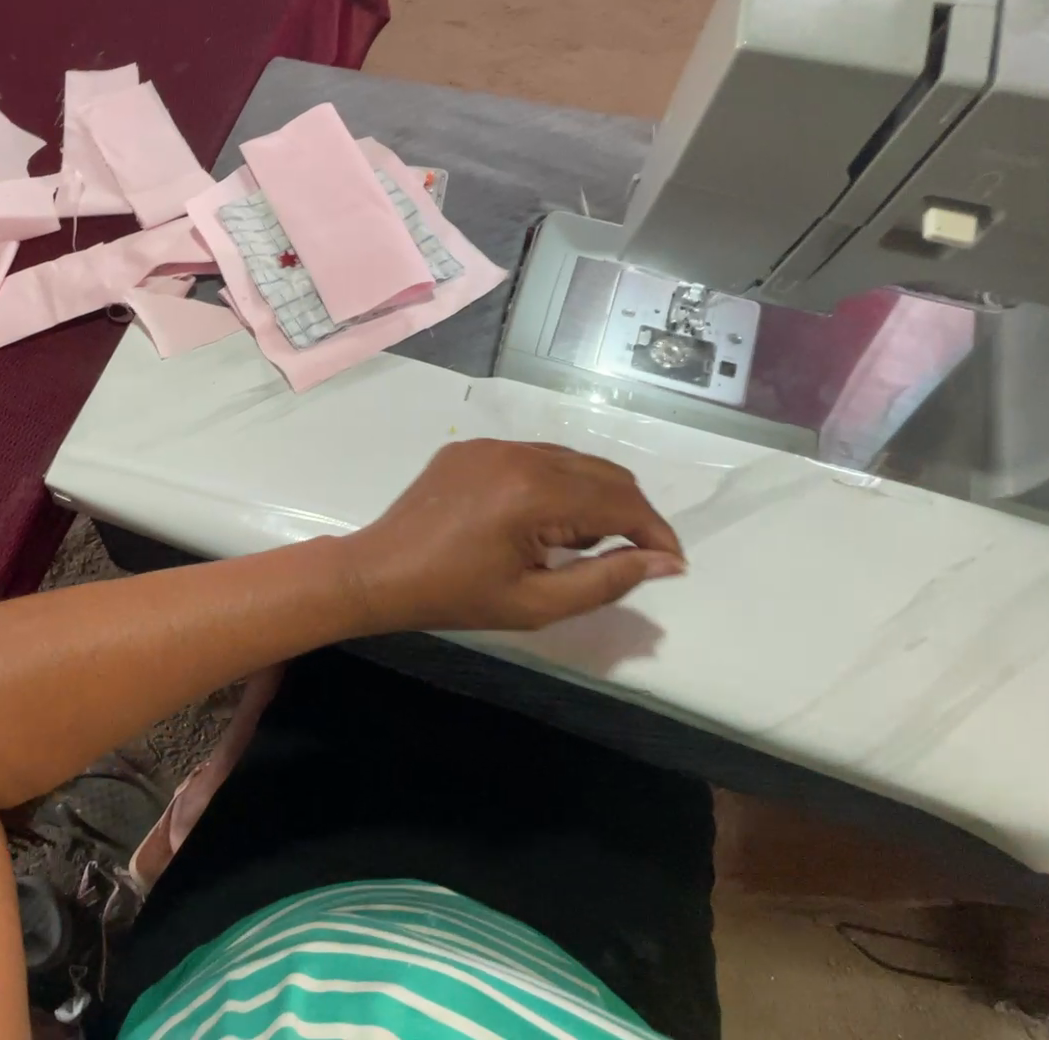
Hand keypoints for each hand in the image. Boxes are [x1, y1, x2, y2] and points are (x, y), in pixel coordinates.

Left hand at [340, 440, 684, 632]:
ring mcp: (489, 445)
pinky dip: (551, 484)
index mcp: (535, 492)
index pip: (622, 503)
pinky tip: (531, 522)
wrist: (378, 573)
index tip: (670, 563)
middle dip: (626, 515)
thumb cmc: (453, 596)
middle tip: (618, 559)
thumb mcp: (535, 602)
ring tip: (566, 546)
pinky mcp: (468, 447)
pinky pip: (531, 457)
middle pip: (603, 473)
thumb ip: (607, 581)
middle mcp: (517, 454)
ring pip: (570, 461)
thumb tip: (665, 562)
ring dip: (589, 497)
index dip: (655, 534)